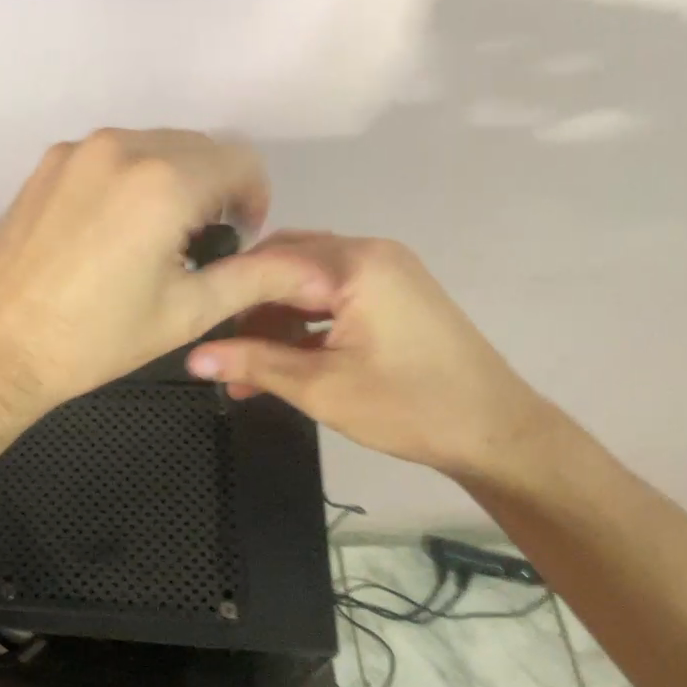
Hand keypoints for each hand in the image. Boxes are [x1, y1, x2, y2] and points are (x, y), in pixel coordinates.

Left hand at [0, 130, 329, 404]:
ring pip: (153, 147)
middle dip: (212, 191)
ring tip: (152, 243)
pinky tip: (110, 233)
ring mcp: (77, 152)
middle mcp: (121, 147)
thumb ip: (258, 277)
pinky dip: (127, 181)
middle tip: (196, 249)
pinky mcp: (47, 165)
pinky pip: (110, 157)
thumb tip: (317, 268)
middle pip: (198, 148)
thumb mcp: (187, 312)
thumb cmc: (95, 340)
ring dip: (170, 182)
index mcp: (164, 181)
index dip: (253, 201)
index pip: (242, 162)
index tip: (237, 240)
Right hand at [185, 233, 553, 477]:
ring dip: (273, 323)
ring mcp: (387, 273)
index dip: (226, 293)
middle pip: (286, 266)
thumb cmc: (407, 405)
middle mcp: (371, 253)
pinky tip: (280, 365)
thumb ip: (252, 363)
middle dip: (248, 308)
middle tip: (216, 349)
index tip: (192, 324)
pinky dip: (303, 328)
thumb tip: (191, 358)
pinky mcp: (395, 297)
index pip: (268, 261)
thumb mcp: (319, 387)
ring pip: (306, 286)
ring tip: (243, 371)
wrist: (495, 432)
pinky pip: (332, 299)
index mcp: (354, 263)